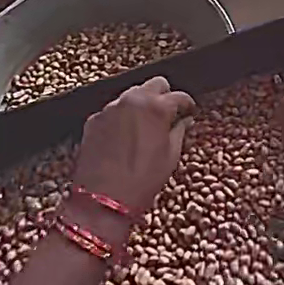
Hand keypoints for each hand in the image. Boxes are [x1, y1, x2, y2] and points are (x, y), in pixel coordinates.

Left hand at [72, 77, 195, 215]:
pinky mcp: (94, 120)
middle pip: (155, 84)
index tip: (189, 111)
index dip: (188, 104)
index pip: (179, 96)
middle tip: (170, 113)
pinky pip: (113, 110)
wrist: (102, 200)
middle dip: (165, 95)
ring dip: (143, 104)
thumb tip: (184, 122)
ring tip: (147, 125)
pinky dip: (123, 117)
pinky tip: (126, 136)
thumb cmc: (140, 181)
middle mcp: (132, 101)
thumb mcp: (170, 157)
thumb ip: (179, 131)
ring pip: (132, 94)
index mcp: (156, 107)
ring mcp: (110, 109)